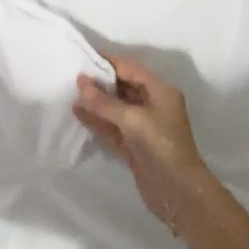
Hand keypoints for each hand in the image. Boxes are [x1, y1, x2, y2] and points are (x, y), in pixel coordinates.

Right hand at [73, 56, 209, 233]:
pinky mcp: (134, 146)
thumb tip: (80, 82)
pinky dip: (97, 120)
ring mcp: (143, 127)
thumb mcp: (133, 119)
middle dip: (100, 82)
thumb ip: (105, 102)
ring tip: (70, 93)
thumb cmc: (161, 147)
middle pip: (123, 87)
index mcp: (160, 91)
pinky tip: (78, 113)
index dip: (108, 62)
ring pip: (115, 108)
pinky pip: (112, 127)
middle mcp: (153, 105)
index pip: (130, 69)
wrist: (178, 192)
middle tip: (72, 75)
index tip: (83, 56)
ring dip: (96, 102)